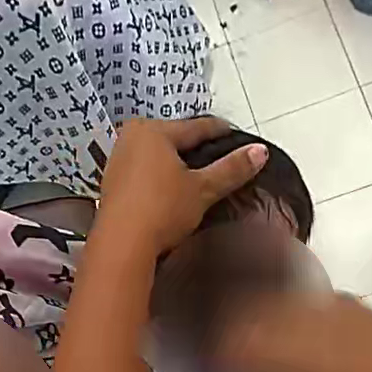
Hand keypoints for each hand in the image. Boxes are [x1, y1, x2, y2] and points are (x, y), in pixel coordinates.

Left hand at [95, 117, 267, 257]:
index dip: (221, 133)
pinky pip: (143, 172)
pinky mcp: (111, 184)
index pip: (197, 127)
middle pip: (174, 139)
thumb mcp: (202, 190)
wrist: (121, 245)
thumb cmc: (162, 210)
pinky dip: (158, 178)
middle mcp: (131, 137)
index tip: (236, 137)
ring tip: (196, 178)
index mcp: (154, 130)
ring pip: (156, 156)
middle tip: (219, 160)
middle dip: (196, 149)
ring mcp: (117, 160)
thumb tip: (261, 151)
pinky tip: (170, 192)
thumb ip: (231, 169)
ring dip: (176, 165)